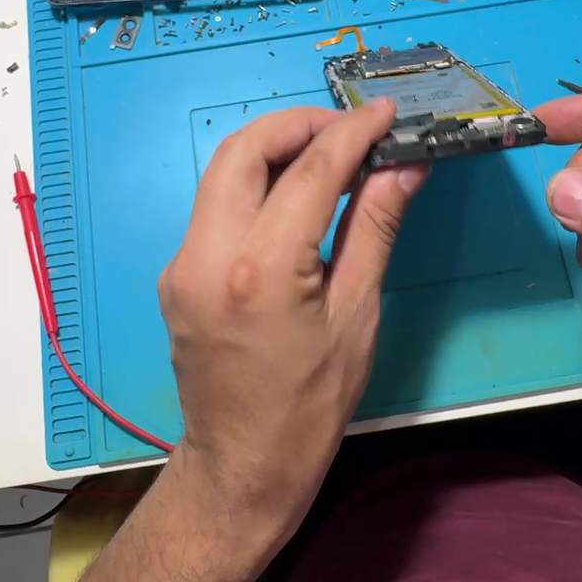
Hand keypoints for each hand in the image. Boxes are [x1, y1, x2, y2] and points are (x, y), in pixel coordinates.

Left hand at [157, 101, 426, 532]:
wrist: (240, 468)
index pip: (310, 172)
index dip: (351, 133)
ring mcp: (181, 263)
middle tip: (347, 129)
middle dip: (297, 124)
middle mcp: (206, 255)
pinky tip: (295, 199)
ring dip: (274, 149)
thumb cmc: (311, 407)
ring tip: (329, 157)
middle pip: (242, 149)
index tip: (382, 113)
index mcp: (260, 271)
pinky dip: (256, 185)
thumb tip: (406, 166)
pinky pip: (216, 206)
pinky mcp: (176, 273)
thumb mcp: (356, 317)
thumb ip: (374, 229)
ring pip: (222, 172)